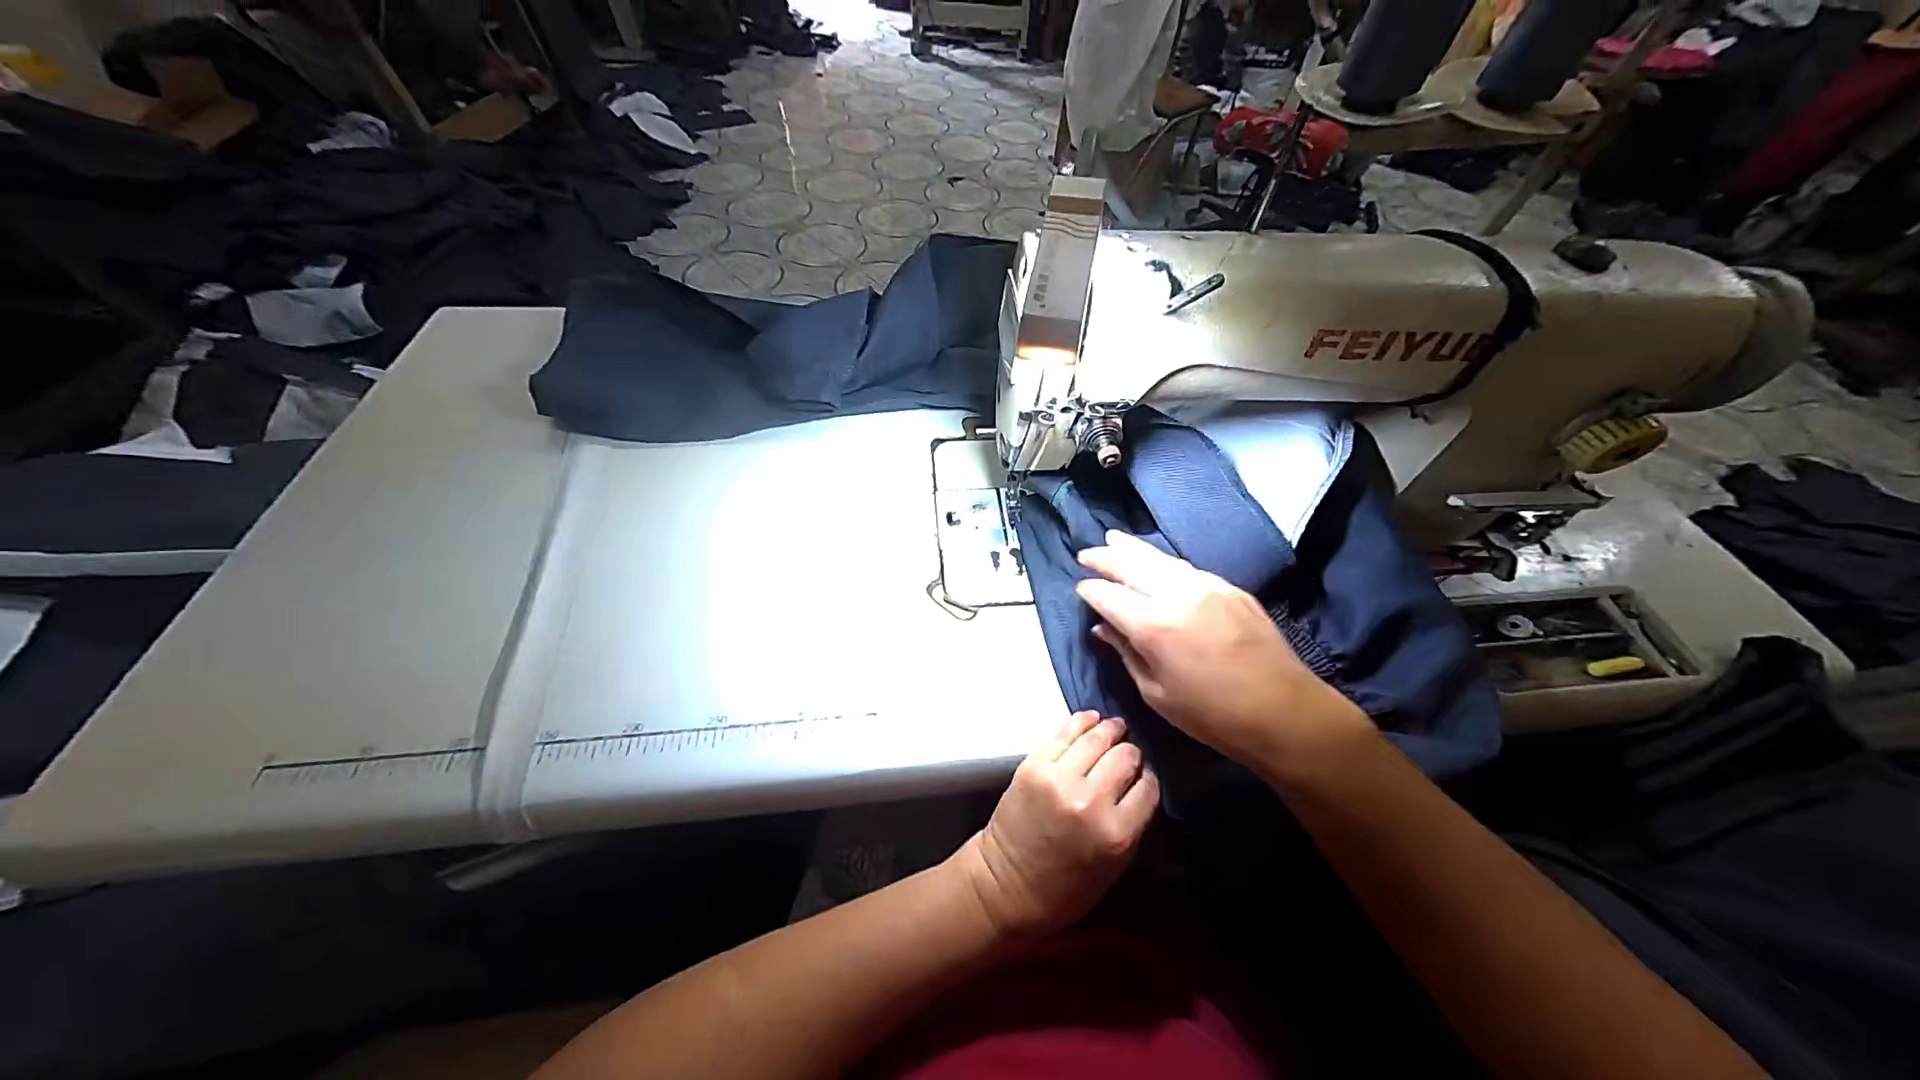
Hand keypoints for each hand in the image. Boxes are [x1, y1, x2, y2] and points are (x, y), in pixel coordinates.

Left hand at [951, 712, 1158, 937]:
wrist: (1007, 884)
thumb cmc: (1065, 888)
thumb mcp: (1115, 866)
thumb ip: (1133, 823)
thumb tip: (1141, 783)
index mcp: (1116, 832)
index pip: (1148, 787)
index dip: (1148, 777)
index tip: (1144, 775)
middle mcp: (1090, 800)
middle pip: (1125, 757)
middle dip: (1131, 753)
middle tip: (1128, 753)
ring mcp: (1059, 779)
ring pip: (1096, 738)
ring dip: (1109, 729)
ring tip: (1114, 726)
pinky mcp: (1034, 766)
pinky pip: (1063, 733)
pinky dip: (1080, 723)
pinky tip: (1089, 719)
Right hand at [1074, 530, 1376, 784]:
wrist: (1285, 713)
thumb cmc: (1213, 716)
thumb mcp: (1156, 693)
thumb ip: (1126, 652)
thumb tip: (1103, 627)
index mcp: (1155, 627)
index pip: (1110, 596)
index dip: (1091, 591)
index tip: (1080, 588)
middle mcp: (1179, 596)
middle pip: (1134, 566)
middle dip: (1107, 557)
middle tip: (1086, 553)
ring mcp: (1209, 587)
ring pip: (1163, 560)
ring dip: (1135, 550)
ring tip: (1115, 540)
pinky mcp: (1232, 589)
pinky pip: (1189, 568)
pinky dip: (1166, 563)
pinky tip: (1158, 563)